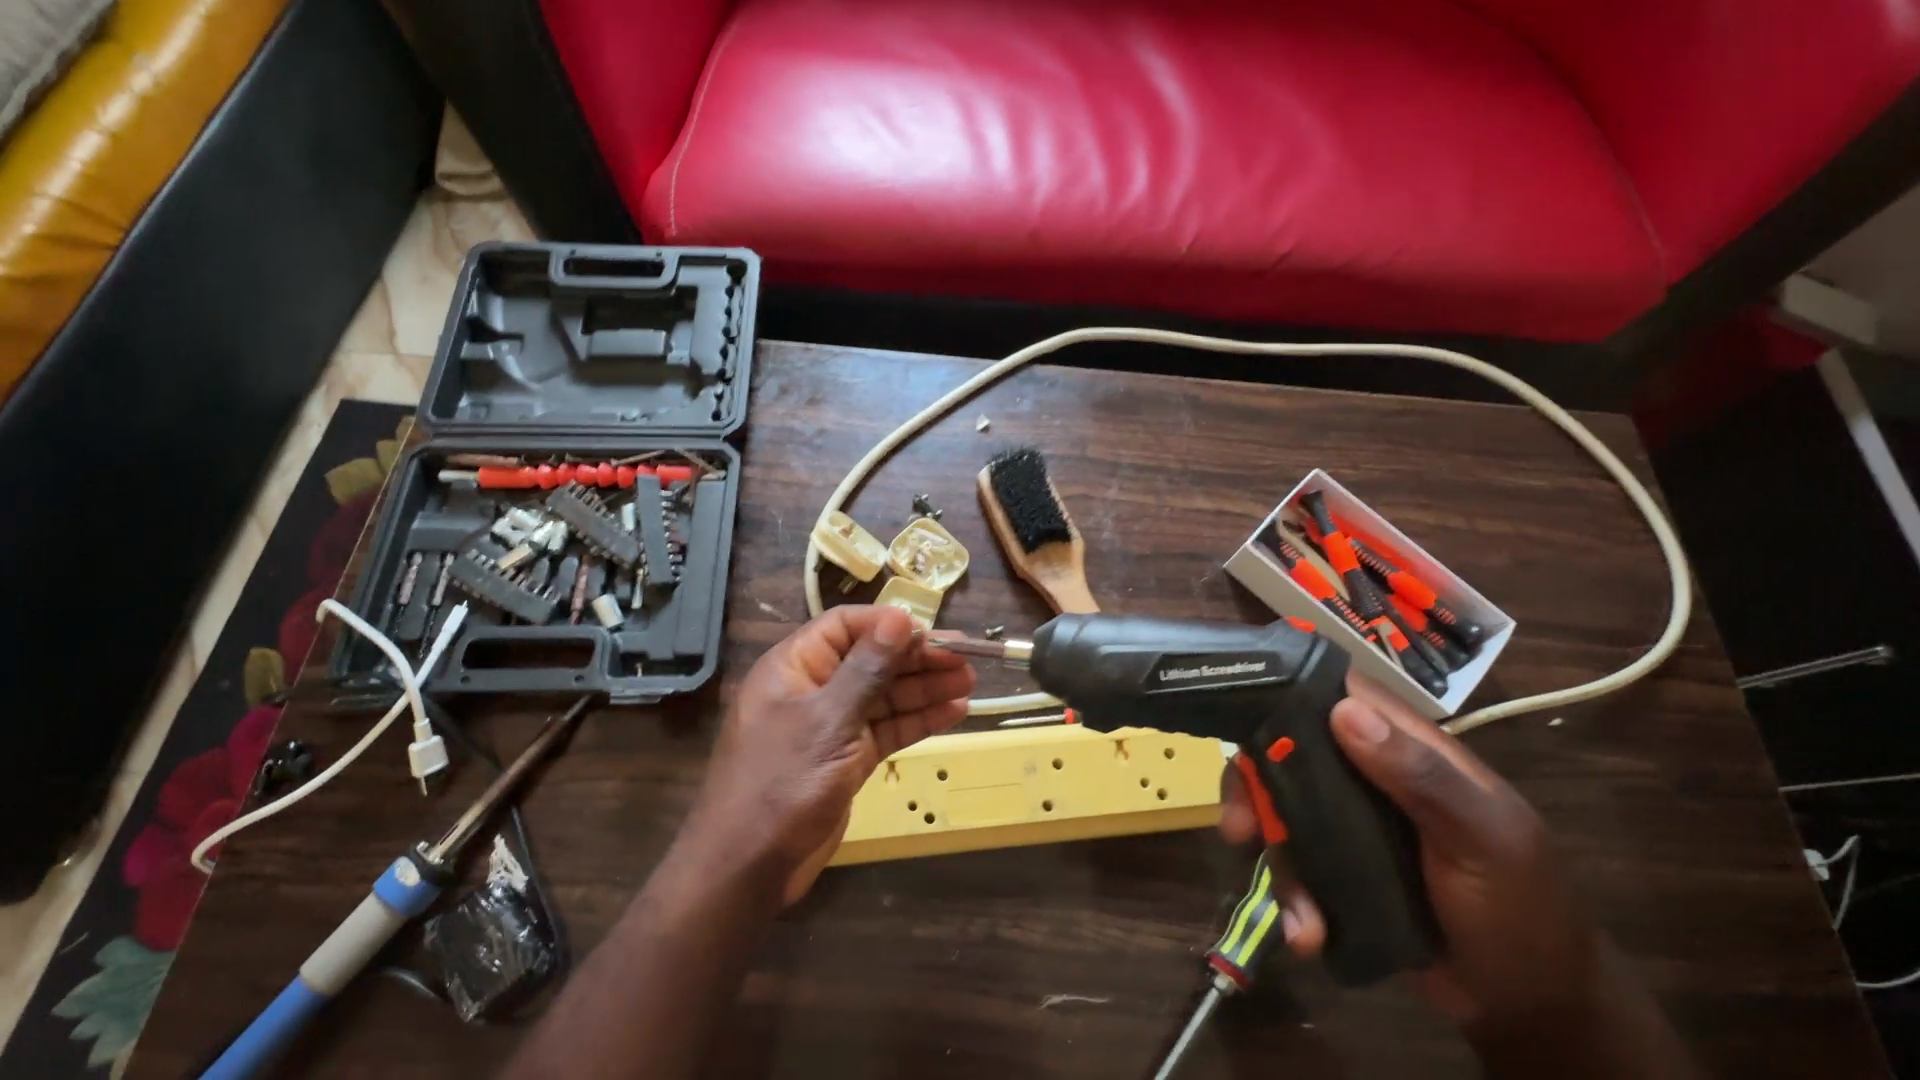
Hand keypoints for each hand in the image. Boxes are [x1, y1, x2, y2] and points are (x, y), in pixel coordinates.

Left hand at [682, 606, 974, 905]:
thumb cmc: (781, 783)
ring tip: (970, 683)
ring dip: (925, 688)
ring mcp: (831, 726)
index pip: (846, 627)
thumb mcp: (828, 721)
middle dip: (918, 658)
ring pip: (884, 696)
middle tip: (967, 659)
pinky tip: (954, 712)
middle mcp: (813, 689)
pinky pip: (886, 729)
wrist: (748, 865)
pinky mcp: (846, 759)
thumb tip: (900, 616)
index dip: (889, 626)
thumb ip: (867, 669)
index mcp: (794, 667)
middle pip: (872, 660)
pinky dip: (918, 720)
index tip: (934, 634)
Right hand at [1221, 675, 1601, 1025]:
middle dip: (1252, 790)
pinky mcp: (1336, 874)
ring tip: (1299, 919)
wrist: (1530, 1003)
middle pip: (1286, 755)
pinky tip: (1309, 936)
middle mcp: (1367, 778)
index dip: (1284, 691)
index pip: (1338, 694)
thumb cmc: (1521, 907)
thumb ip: (1421, 774)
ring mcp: (1348, 827)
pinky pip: (1293, 871)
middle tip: (1239, 829)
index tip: (1233, 709)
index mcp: (1407, 749)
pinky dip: (1292, 902)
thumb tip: (1343, 711)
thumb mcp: (1483, 836)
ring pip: (1279, 816)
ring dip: (1277, 865)